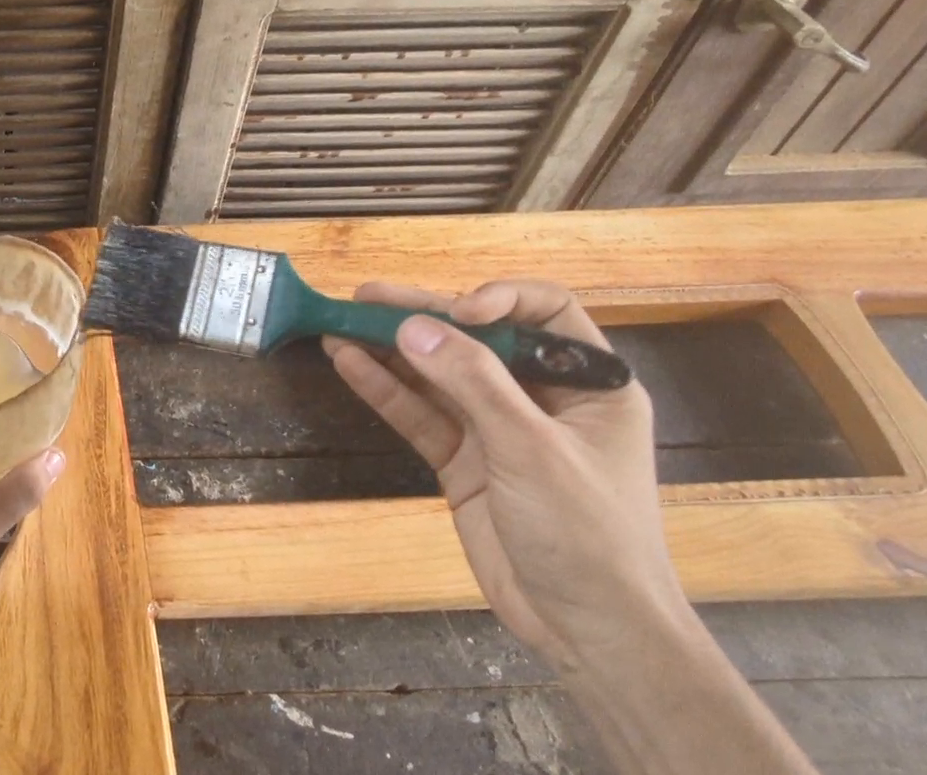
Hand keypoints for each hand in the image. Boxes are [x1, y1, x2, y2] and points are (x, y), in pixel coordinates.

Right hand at [323, 280, 687, 673]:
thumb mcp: (532, 450)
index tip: (454, 313)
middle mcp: (541, 398)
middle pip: (475, 341)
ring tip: (339, 324)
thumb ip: (473, 384)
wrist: (588, 629)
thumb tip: (413, 327)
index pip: (545, 313)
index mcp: (588, 384)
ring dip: (391, 351)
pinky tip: (348, 364)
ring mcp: (497, 430)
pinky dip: (385, 390)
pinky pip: (420, 414)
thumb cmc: (587, 532)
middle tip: (363, 298)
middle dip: (421, 318)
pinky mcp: (462, 460)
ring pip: (438, 375)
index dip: (499, 299)